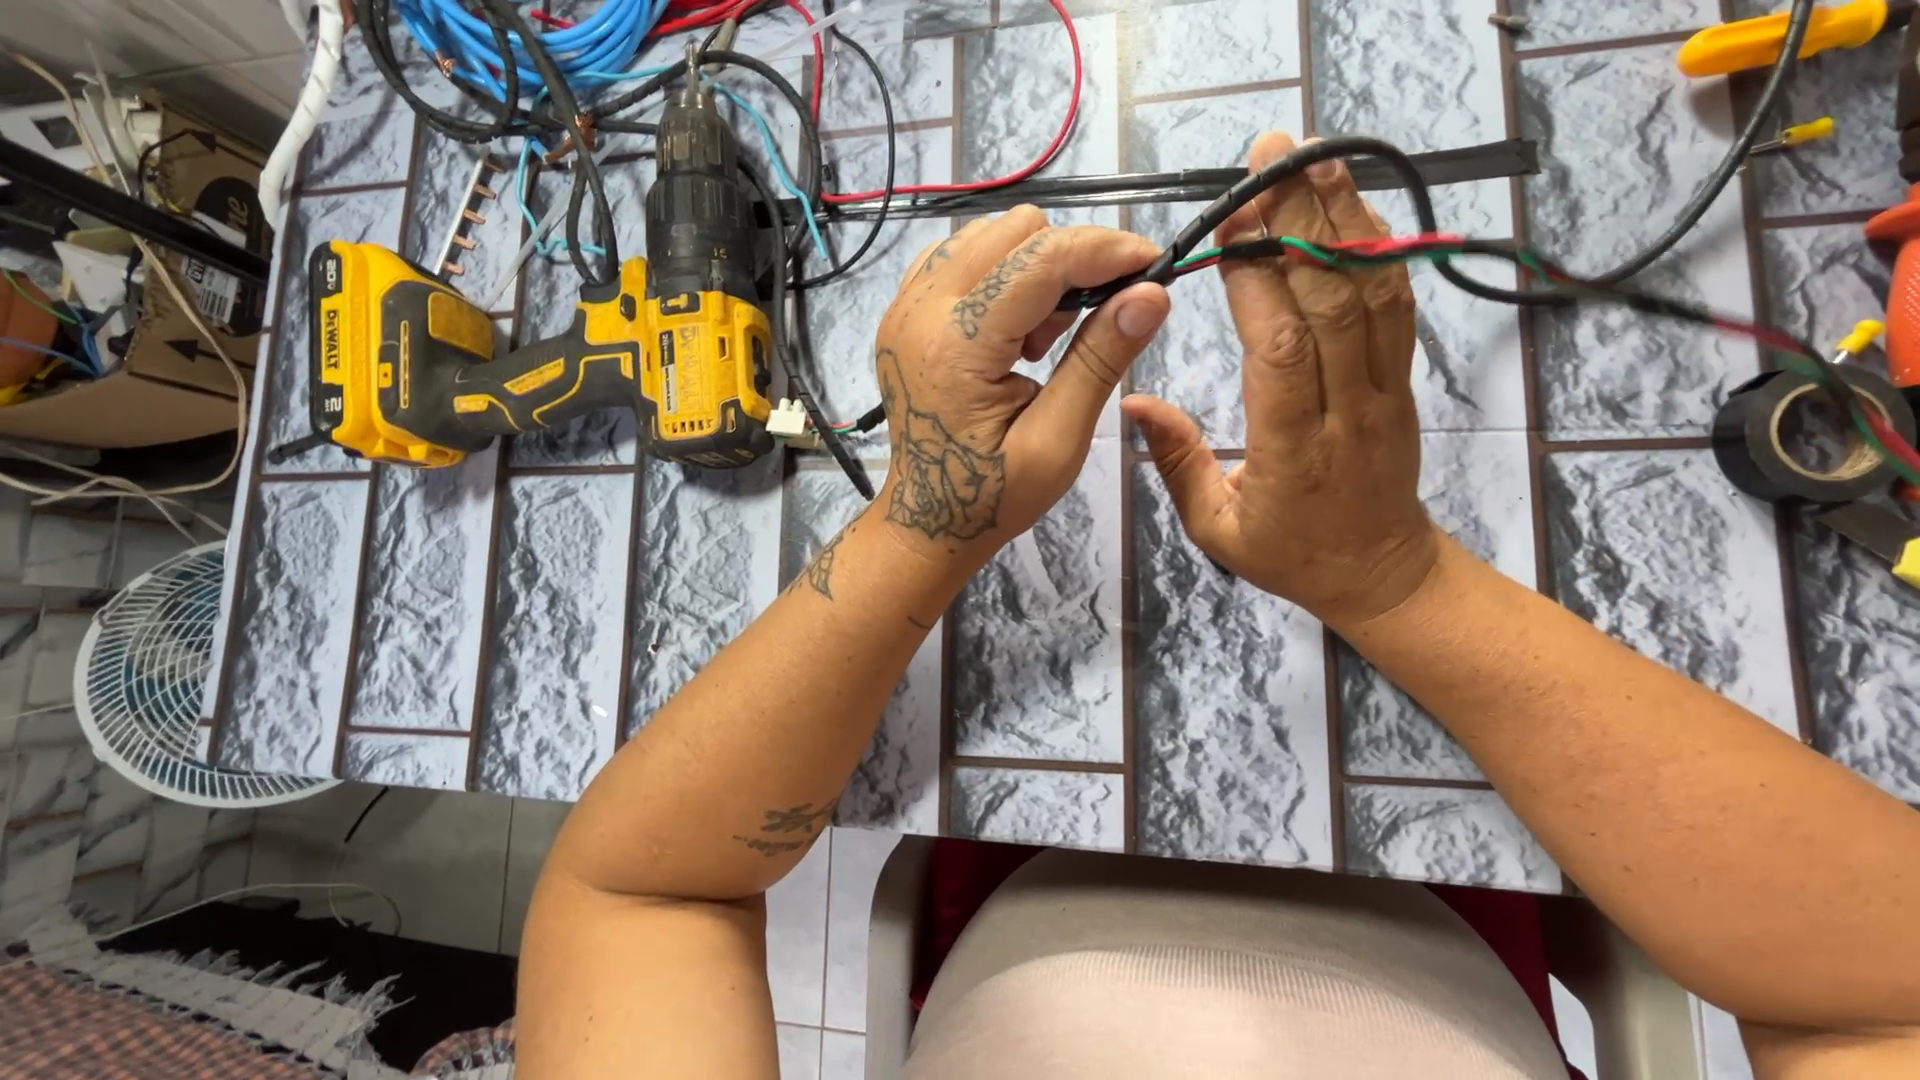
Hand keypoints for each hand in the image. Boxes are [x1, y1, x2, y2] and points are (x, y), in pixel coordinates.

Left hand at [871, 206, 1169, 565]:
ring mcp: (905, 305)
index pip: (1041, 259)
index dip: (1107, 251)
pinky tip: (1009, 328)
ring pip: (989, 234)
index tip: (1155, 266)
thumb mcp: (1058, 440)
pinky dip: (1001, 274)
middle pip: (1015, 230)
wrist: (928, 516)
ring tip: (1039, 338)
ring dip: (1034, 267)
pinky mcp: (904, 310)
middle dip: (1068, 262)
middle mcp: (920, 310)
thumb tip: (1153, 293)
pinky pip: (962, 255)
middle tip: (1080, 327)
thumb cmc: (994, 494)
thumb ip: (1100, 361)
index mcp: (955, 347)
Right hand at [1121, 132, 1437, 629]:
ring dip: (1346, 218)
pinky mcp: (1402, 378)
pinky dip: (1378, 249)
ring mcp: (1384, 389)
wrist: (1380, 573)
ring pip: (1372, 292)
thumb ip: (1177, 461)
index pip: (1280, 350)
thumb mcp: (1215, 528)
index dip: (1259, 281)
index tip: (1232, 226)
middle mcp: (1346, 408)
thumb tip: (1132, 398)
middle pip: (1331, 302)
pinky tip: (1354, 206)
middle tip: (1272, 159)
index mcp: (1293, 448)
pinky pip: (1397, 306)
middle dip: (1300, 222)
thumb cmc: (1290, 554)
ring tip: (1317, 157)